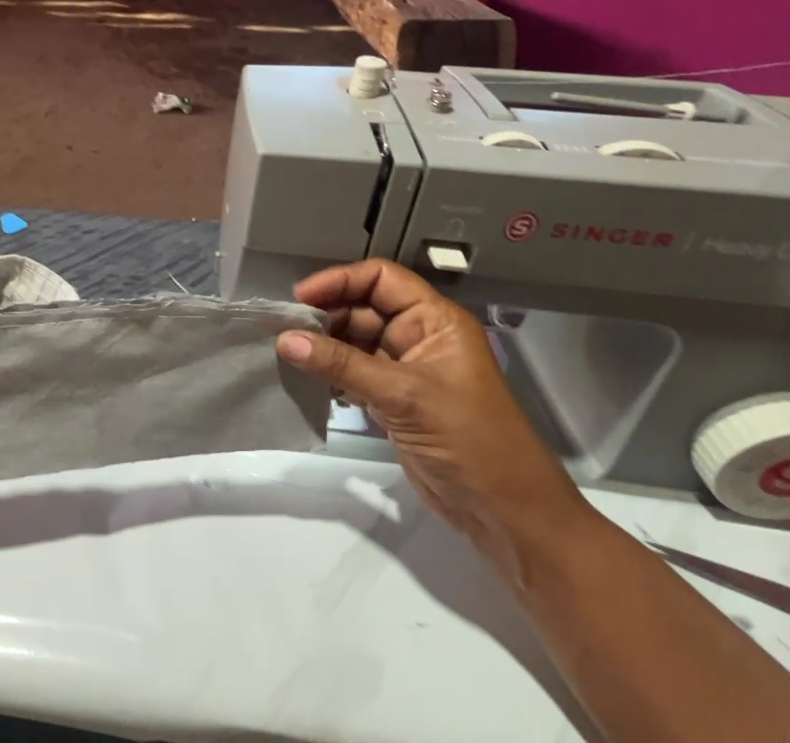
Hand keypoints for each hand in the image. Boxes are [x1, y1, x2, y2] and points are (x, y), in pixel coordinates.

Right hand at [276, 260, 590, 561]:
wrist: (504, 509)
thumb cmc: (470, 439)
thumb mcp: (404, 395)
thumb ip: (342, 365)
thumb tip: (285, 339)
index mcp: (436, 322)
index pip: (382, 280)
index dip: (341, 281)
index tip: (299, 299)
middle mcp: (420, 338)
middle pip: (363, 309)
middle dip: (326, 316)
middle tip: (285, 332)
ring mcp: (406, 371)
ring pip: (354, 343)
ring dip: (323, 347)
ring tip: (287, 356)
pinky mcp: (394, 402)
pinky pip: (353, 375)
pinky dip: (330, 375)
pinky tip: (307, 382)